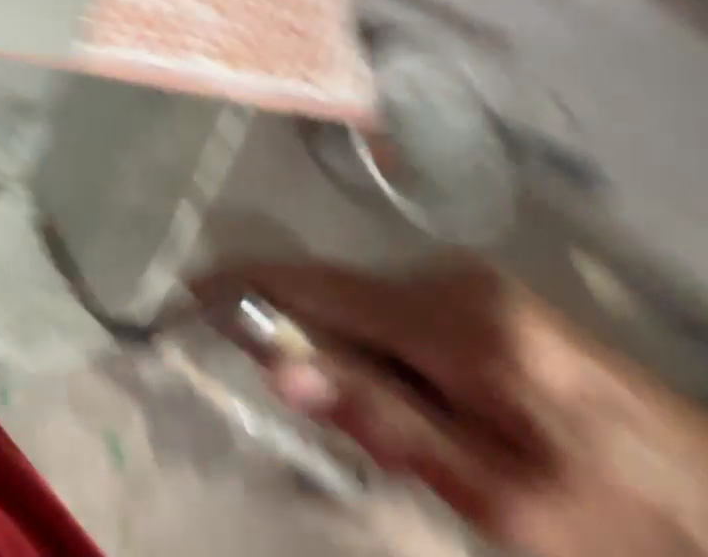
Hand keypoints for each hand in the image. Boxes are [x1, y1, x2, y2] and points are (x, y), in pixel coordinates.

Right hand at [200, 259, 707, 556]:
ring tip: (402, 433)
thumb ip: (382, 421)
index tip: (186, 299)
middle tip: (332, 421)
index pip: (312, 286)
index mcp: (459, 323)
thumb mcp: (497, 497)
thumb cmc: (616, 520)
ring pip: (364, 309)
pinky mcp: (492, 300)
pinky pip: (399, 314)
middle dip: (312, 350)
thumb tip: (278, 364)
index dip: (242, 290)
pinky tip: (430, 409)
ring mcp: (479, 286)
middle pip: (335, 298)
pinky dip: (385, 356)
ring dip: (352, 360)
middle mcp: (460, 282)